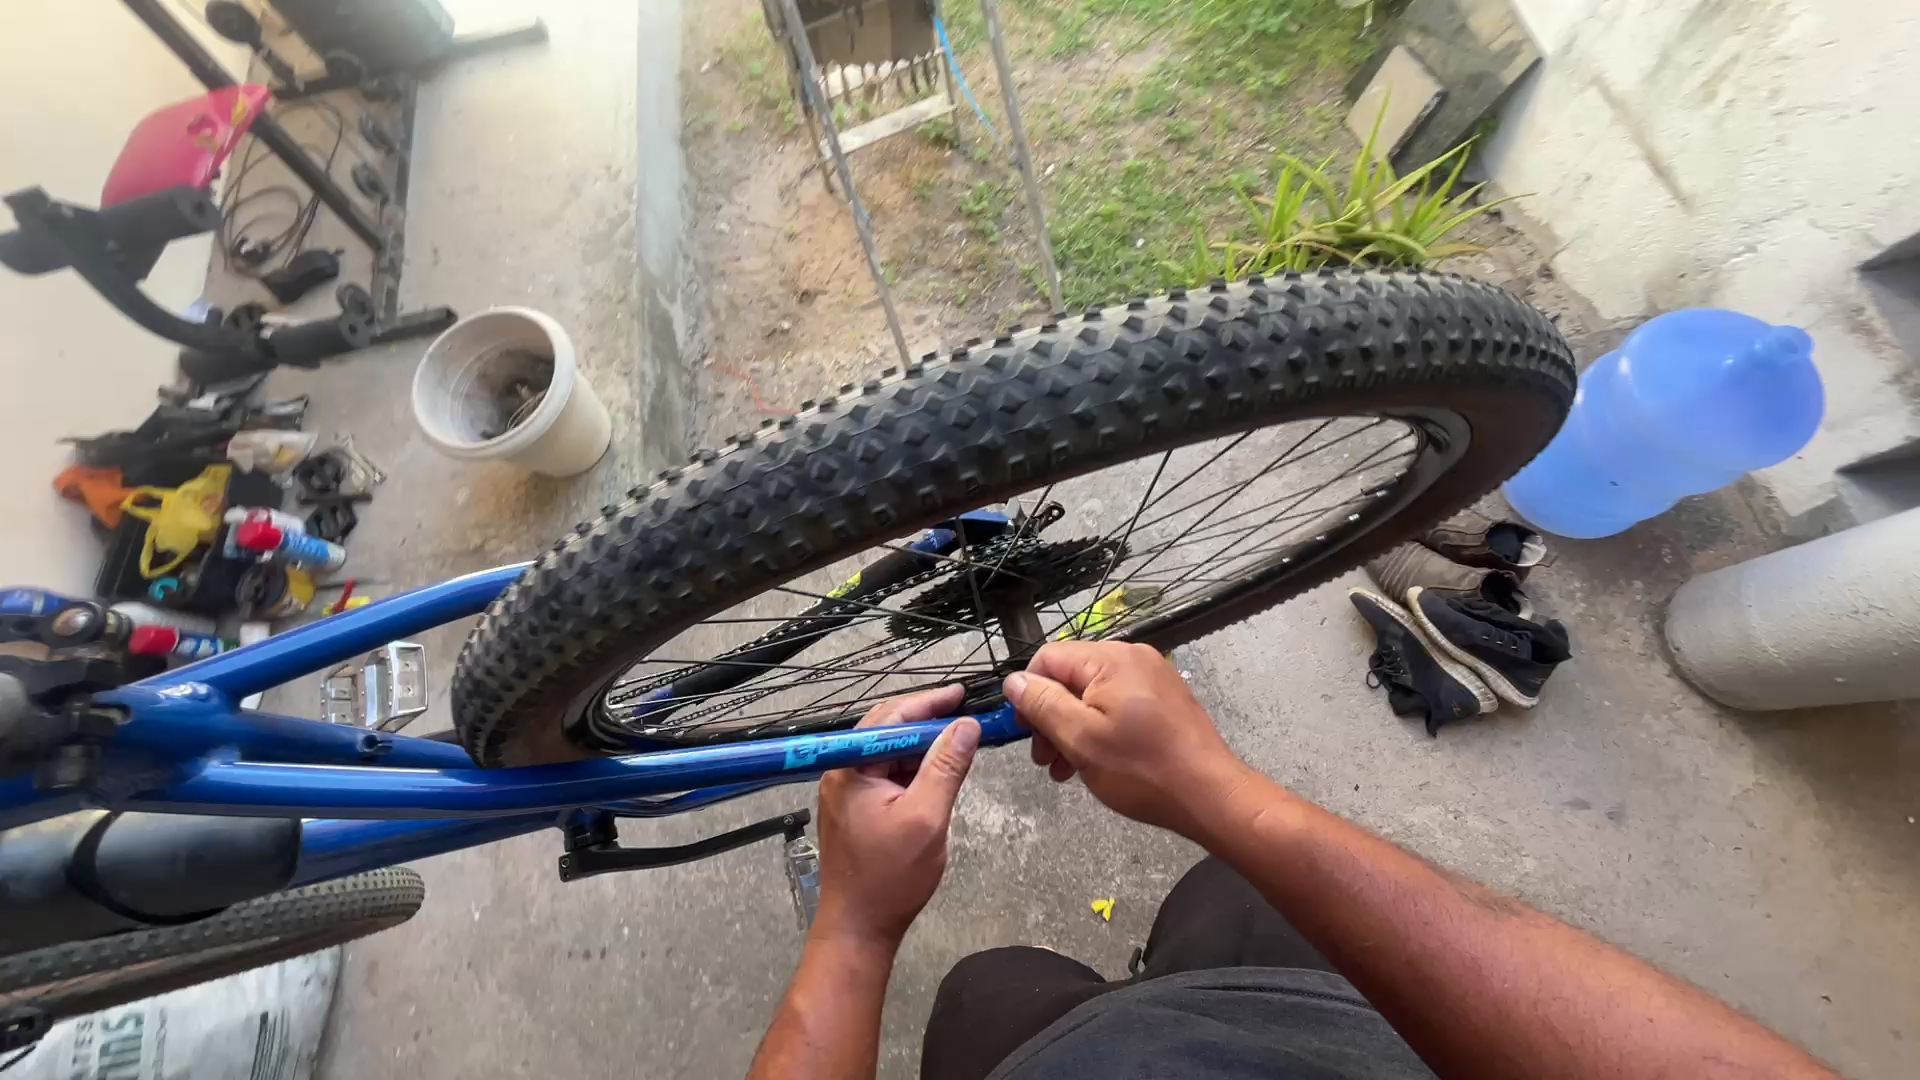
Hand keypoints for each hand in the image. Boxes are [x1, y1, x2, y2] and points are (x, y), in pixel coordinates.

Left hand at [814, 684, 979, 947]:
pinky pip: (887, 771)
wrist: (858, 929)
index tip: (961, 695)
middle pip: (888, 728)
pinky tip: (937, 770)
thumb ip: (946, 767)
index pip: (892, 716)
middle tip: (963, 713)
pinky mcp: (857, 806)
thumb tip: (967, 726)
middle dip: (927, 719)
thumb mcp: (926, 818)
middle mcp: (843, 769)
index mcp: (851, 766)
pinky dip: (913, 766)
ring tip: (957, 740)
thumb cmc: (889, 878)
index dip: (929, 703)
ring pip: (890, 750)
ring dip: (922, 744)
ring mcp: (847, 788)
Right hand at [1003, 641, 1259, 841]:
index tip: (1026, 732)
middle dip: (1049, 715)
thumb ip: (1042, 704)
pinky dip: (1098, 728)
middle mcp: (1132, 657)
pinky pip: (1116, 704)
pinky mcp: (1163, 699)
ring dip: (1071, 727)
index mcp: (1110, 658)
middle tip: (1044, 759)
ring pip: (1091, 694)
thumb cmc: (1142, 770)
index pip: (1048, 657)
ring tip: (1065, 768)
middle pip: (1070, 676)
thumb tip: (1014, 681)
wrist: (1211, 797)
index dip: (1029, 692)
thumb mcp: (1080, 738)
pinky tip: (1093, 762)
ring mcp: (1151, 676)